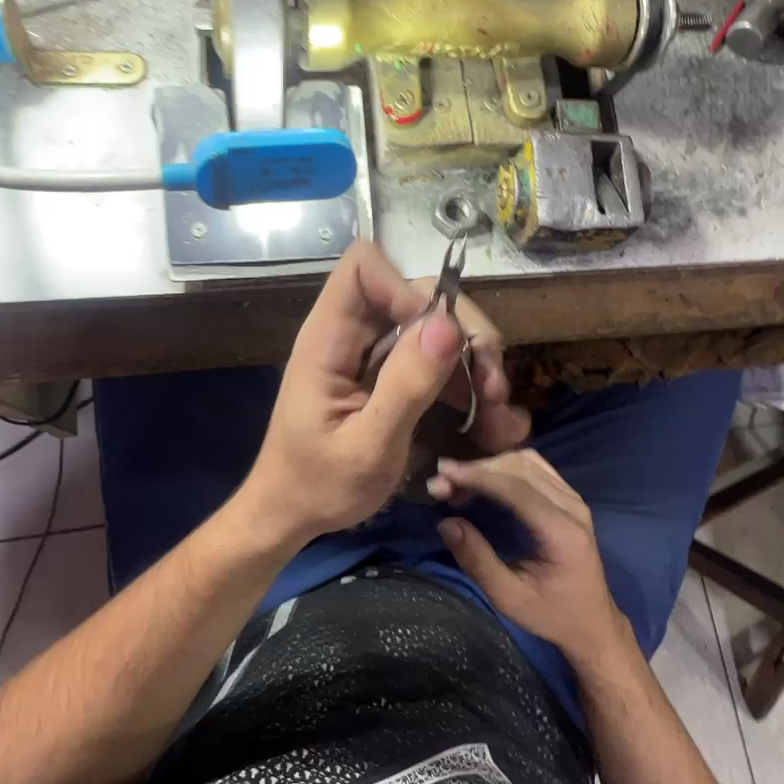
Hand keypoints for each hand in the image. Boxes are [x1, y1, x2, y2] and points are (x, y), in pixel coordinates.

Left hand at [240, 242, 530, 542]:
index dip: (406, 288)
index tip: (440, 337)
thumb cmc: (319, 486)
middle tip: (492, 385)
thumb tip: (448, 325)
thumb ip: (406, 386)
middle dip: (461, 330)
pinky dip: (460, 378)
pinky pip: (430, 355)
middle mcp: (350, 334)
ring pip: (431, 324)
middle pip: (414, 293)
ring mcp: (369, 353)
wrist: (291, 515)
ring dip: (470, 357)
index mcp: (328, 339)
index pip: (364, 268)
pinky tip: (481, 412)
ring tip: (493, 404)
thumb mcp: (369, 447)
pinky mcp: (384, 373)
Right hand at [430, 450, 634, 665]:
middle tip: (440, 484)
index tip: (442, 475)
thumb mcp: (509, 598)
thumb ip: (478, 561)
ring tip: (456, 483)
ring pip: (527, 462)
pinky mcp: (569, 497)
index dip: (477, 477)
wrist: (592, 623)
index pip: (517, 488)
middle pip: (520, 468)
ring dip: (488, 466)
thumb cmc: (551, 615)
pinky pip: (534, 468)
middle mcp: (572, 507)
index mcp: (562, 533)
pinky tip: (481, 480)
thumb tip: (446, 523)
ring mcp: (574, 499)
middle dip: (477, 470)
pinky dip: (503, 468)